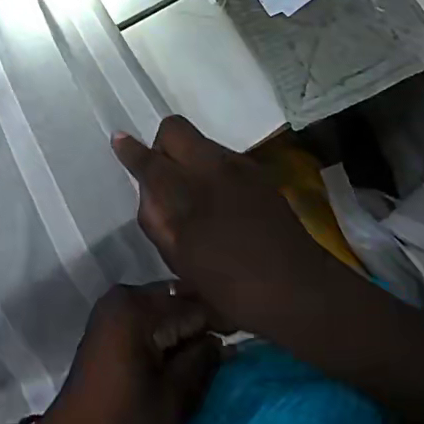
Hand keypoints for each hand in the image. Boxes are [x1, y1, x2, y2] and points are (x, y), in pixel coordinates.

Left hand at [32, 282, 221, 423]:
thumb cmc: (125, 420)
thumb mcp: (173, 398)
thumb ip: (202, 362)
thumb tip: (227, 342)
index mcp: (136, 308)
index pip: (192, 304)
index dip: (221, 321)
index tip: (242, 339)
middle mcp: (122, 295)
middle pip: (175, 297)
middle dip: (201, 319)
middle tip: (228, 346)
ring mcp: (111, 304)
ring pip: (161, 303)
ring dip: (183, 323)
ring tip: (206, 350)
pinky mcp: (107, 318)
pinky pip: (145, 312)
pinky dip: (164, 326)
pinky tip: (179, 349)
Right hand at [111, 116, 345, 340]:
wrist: (305, 294)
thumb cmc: (234, 286)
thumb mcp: (182, 261)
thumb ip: (156, 220)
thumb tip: (148, 192)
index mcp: (189, 191)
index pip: (150, 160)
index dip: (130, 151)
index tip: (118, 141)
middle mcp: (213, 167)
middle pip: (176, 129)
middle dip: (162, 146)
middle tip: (165, 181)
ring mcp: (242, 168)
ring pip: (200, 142)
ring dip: (188, 158)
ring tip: (195, 198)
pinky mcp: (261, 176)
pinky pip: (223, 158)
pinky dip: (211, 170)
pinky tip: (220, 204)